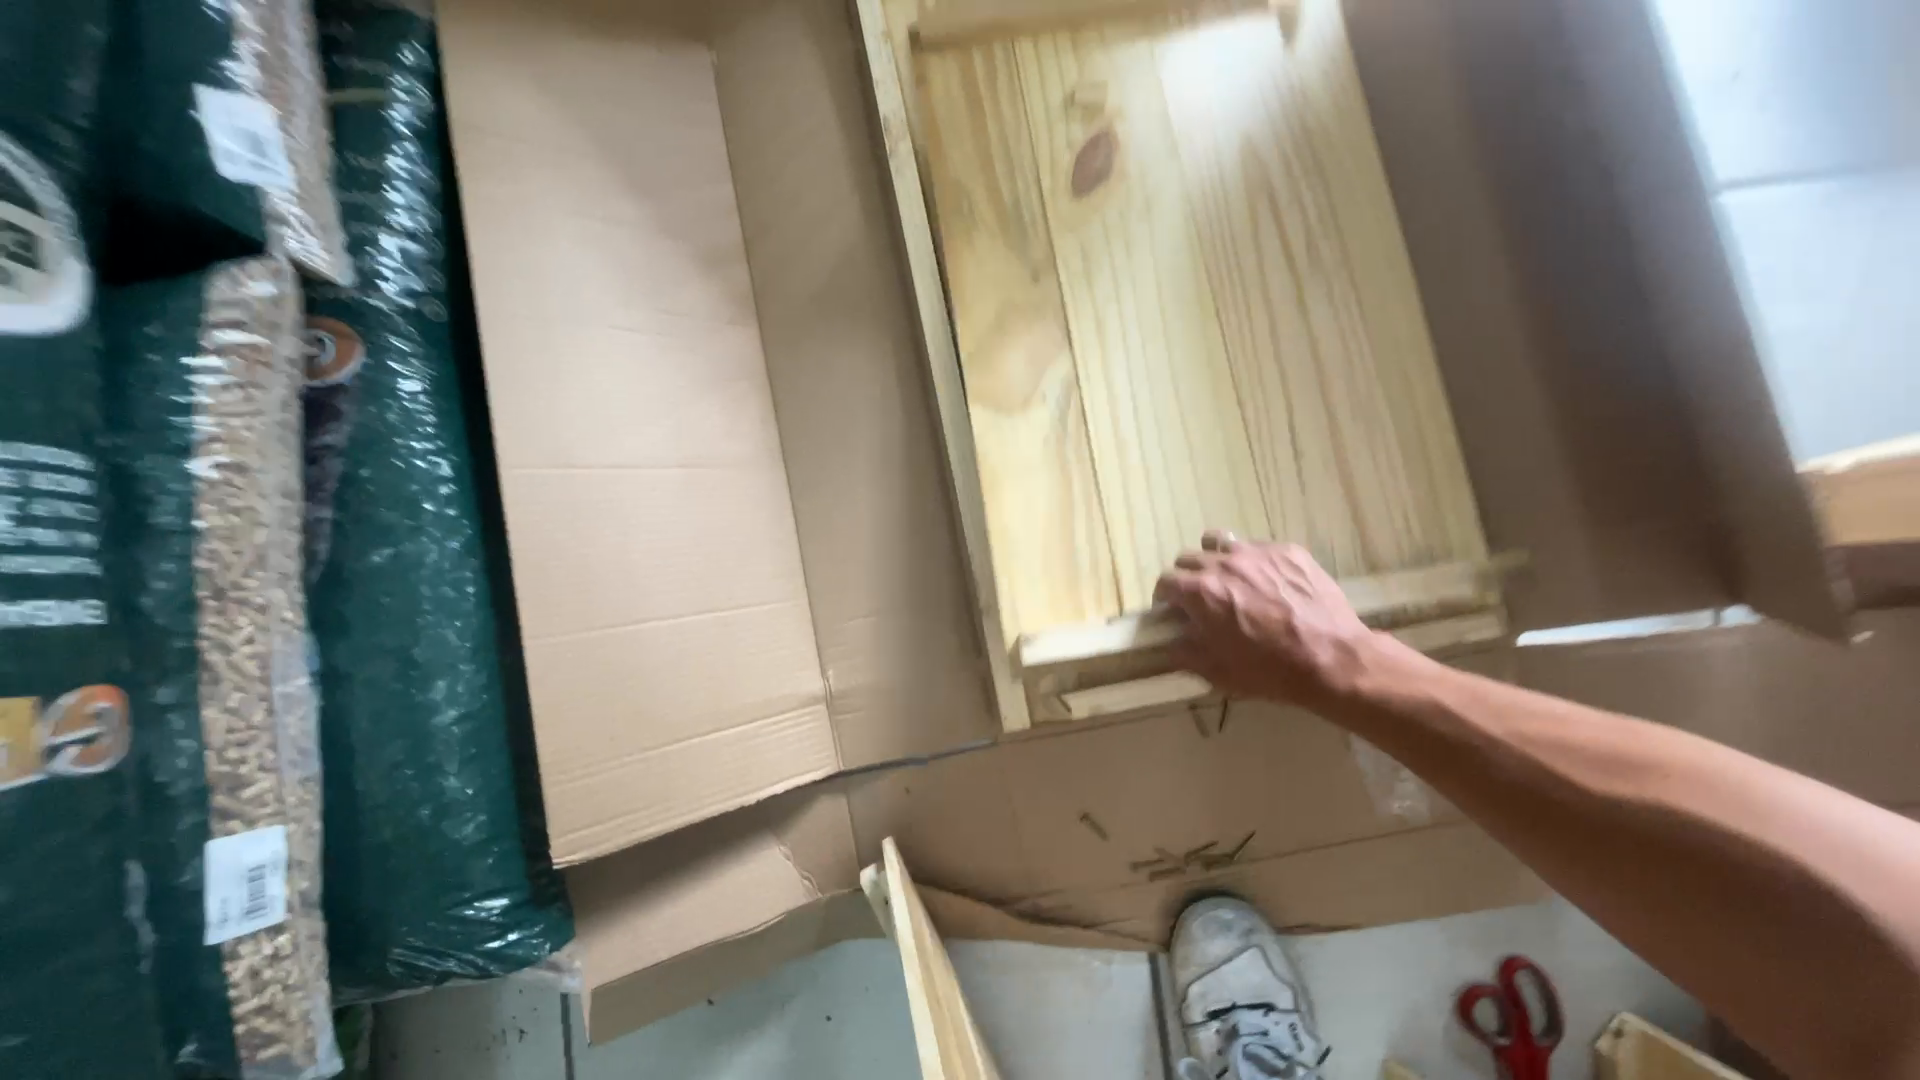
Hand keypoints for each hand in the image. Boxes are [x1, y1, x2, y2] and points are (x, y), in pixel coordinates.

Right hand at [1154, 532, 1392, 708]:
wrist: (1334, 659)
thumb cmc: (1271, 671)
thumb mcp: (1218, 672)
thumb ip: (1185, 653)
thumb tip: (1171, 642)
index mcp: (1201, 592)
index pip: (1165, 581)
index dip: (1164, 597)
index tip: (1172, 611)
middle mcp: (1224, 563)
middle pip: (1189, 558)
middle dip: (1188, 578)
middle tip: (1201, 599)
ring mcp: (1258, 553)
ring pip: (1220, 543)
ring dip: (1216, 559)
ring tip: (1229, 580)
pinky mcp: (1288, 551)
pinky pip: (1258, 548)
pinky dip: (1253, 563)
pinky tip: (1268, 584)